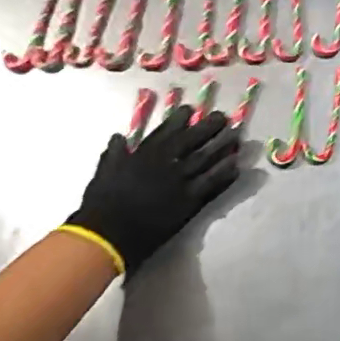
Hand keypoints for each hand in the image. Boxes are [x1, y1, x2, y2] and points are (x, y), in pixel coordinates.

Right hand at [64, 105, 240, 273]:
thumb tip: (119, 136)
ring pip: (207, 159)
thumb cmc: (103, 202)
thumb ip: (114, 152)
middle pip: (193, 139)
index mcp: (145, 153)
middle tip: (223, 118)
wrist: (111, 231)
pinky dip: (225, 175)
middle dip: (209, 126)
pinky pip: (212, 184)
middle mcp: (166, 162)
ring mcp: (180, 181)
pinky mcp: (189, 202)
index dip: (182, 118)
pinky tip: (236, 167)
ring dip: (223, 146)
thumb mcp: (105, 170)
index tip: (193, 109)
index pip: (167, 129)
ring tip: (237, 137)